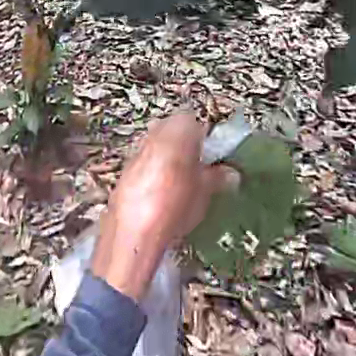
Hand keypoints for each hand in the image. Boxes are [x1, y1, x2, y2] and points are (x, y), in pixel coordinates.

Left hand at [90, 114, 237, 299]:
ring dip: (168, 154)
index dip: (204, 134)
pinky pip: (144, 160)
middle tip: (199, 163)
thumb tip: (231, 173)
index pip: (193, 119)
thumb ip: (217, 178)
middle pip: (172, 127)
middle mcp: (153, 136)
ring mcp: (136, 152)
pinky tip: (161, 191)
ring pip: (156, 142)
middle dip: (185, 141)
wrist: (133, 236)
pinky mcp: (124, 171)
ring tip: (181, 179)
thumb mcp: (204, 193)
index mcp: (176, 133)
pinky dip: (154, 168)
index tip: (213, 151)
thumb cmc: (175, 208)